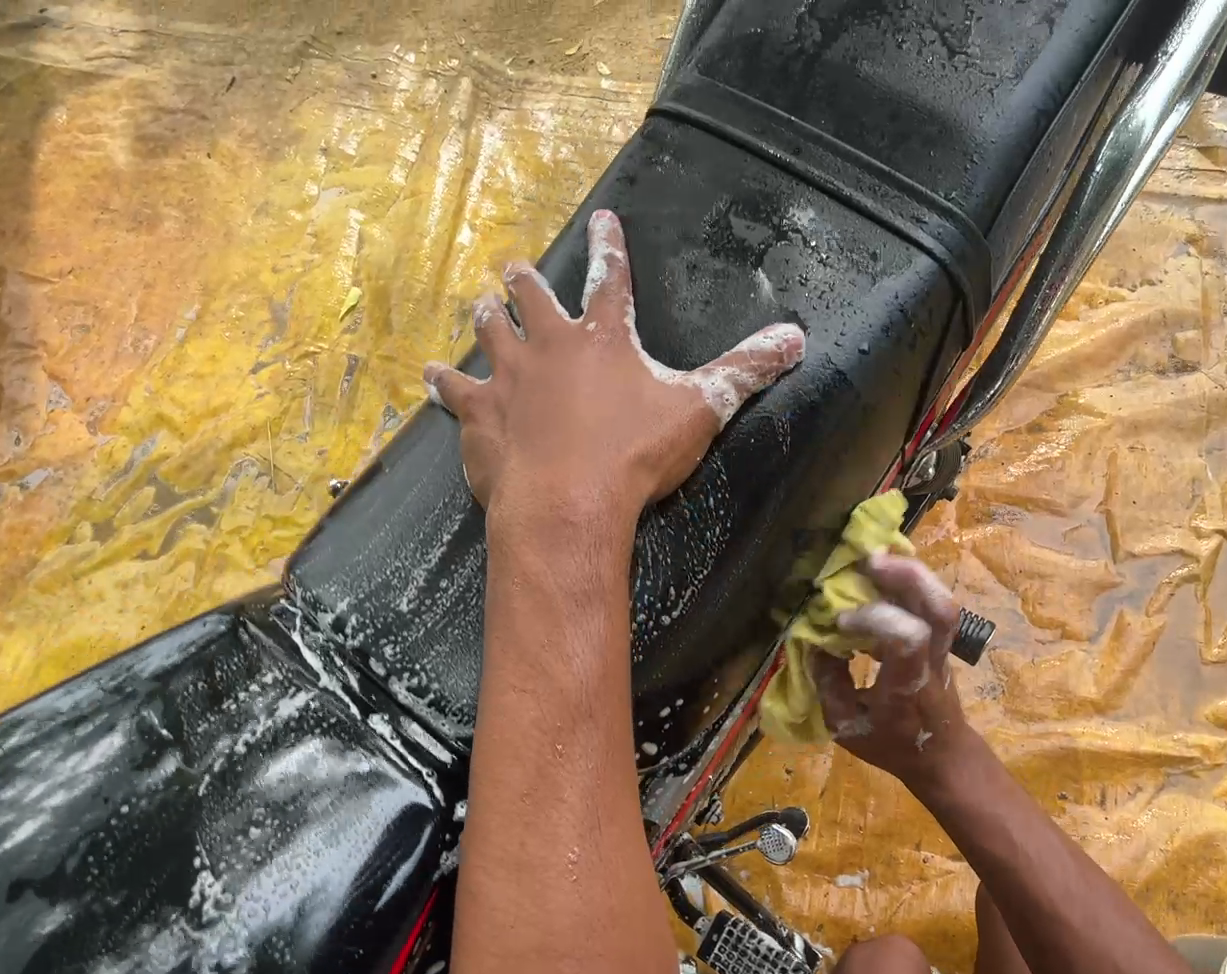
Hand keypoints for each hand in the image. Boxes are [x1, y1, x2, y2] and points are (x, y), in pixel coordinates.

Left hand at [424, 209, 804, 526]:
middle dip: (525, 281)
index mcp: (603, 338)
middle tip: (513, 267)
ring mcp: (508, 379)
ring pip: (489, 333)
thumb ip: (746, 371)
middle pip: (532, 298)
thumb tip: (796, 337)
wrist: (568, 501)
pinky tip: (429, 376)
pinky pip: (454, 390)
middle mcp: (549, 345)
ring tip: (480, 303)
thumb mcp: (702, 410)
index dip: (610, 249)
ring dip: (486, 316)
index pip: (612, 279)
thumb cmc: (636, 453)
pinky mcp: (479, 415)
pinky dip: (443, 382)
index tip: (603, 220)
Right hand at [810, 553, 970, 787]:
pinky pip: (933, 601)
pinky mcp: (940, 638)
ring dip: (910, 573)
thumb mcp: (847, 727)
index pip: (909, 639)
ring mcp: (943, 647)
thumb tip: (814, 643)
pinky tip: (883, 573)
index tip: (841, 623)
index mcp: (909, 685)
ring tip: (874, 559)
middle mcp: (933, 660)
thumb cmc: (893, 744)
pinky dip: (910, 581)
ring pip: (942, 600)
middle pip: (940, 609)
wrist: (942, 754)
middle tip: (869, 561)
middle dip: (907, 577)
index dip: (876, 619)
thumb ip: (829, 685)